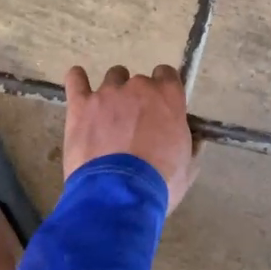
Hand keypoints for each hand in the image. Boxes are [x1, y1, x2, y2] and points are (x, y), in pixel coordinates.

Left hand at [63, 63, 199, 212]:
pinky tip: (77, 79)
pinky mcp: (81, 106)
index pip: (167, 75)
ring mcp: (108, 94)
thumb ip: (190, 146)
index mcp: (168, 96)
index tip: (159, 106)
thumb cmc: (160, 182)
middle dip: (137, 98)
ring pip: (112, 78)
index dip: (163, 89)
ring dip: (112, 92)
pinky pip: (75, 81)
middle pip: (138, 80)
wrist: (119, 195)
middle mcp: (139, 86)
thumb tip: (195, 141)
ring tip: (107, 115)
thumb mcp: (187, 167)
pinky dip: (76, 79)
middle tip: (134, 124)